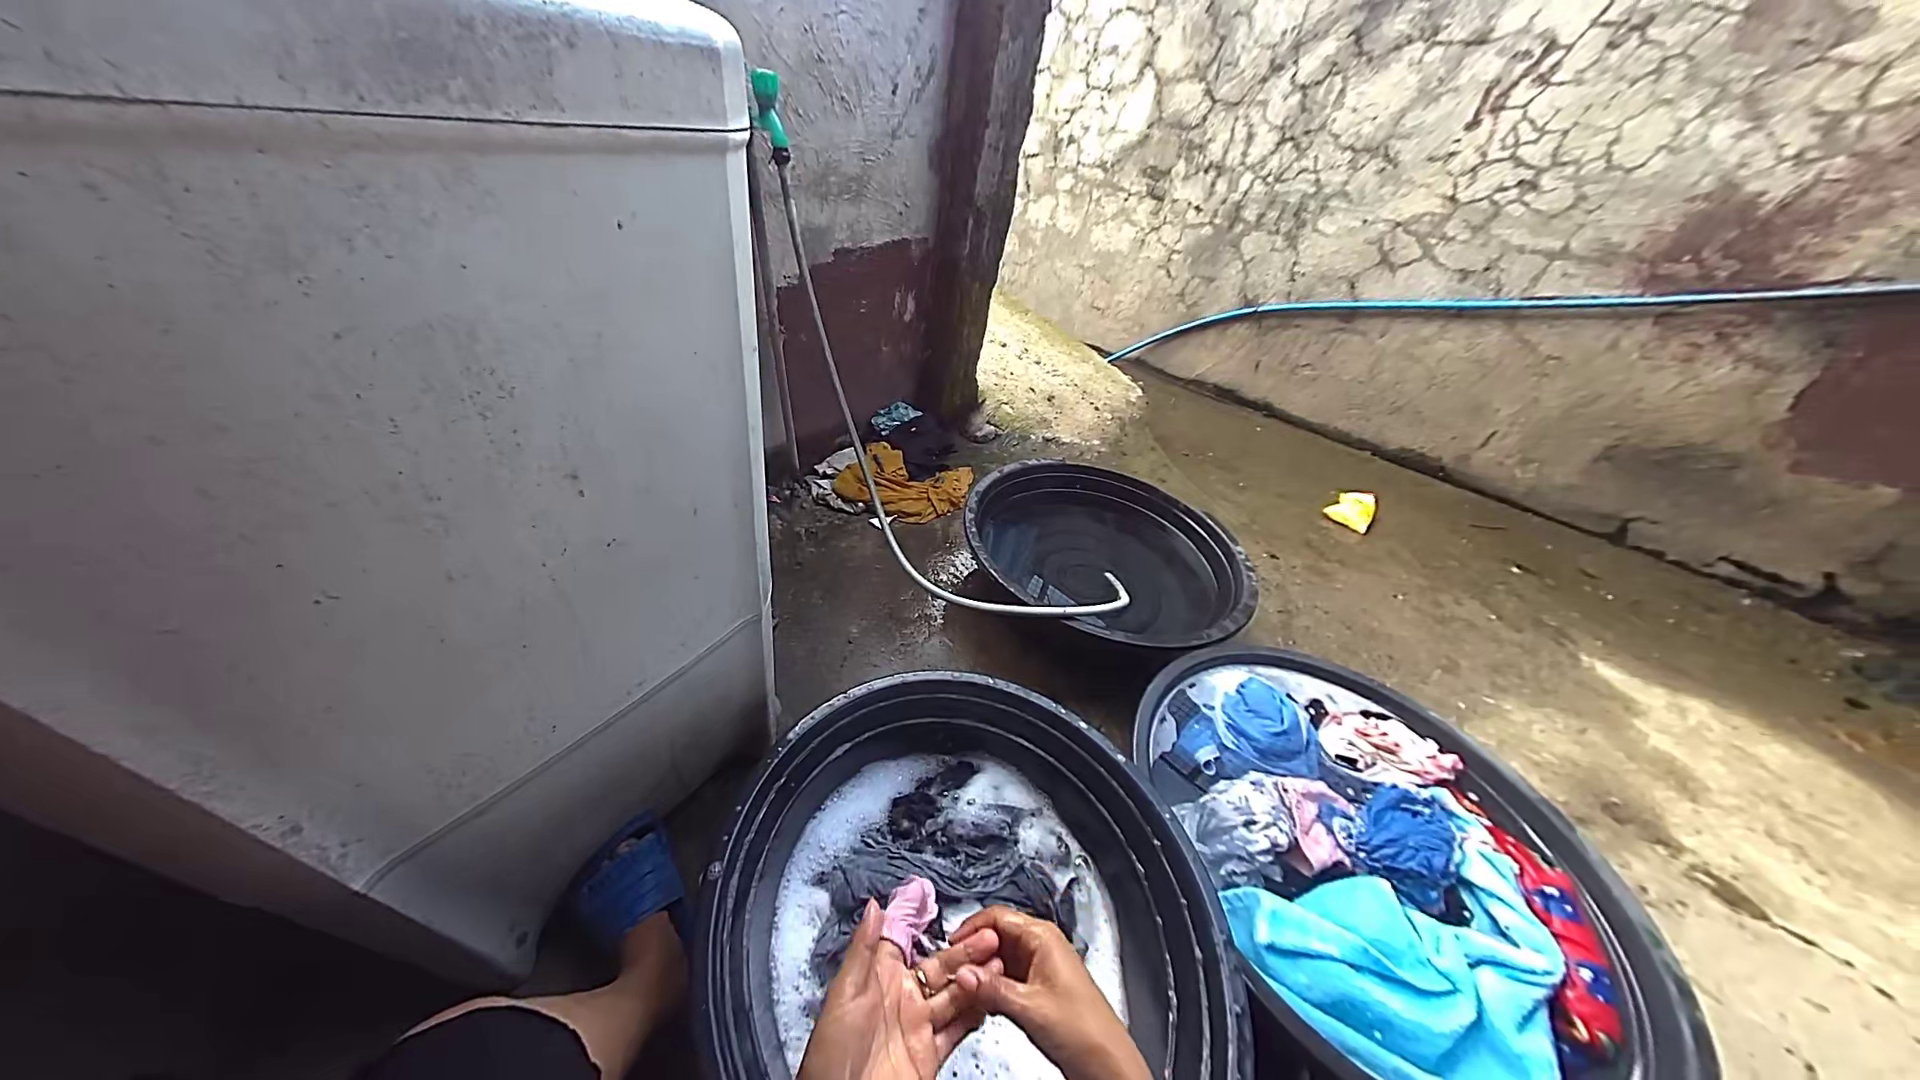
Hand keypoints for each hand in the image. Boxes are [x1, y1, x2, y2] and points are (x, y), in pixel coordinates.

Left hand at [798, 900, 1003, 1079]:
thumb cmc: (832, 1052)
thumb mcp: (845, 993)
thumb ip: (863, 949)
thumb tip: (874, 906)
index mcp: (881, 976)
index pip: (907, 940)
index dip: (927, 922)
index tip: (946, 903)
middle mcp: (903, 996)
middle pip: (941, 966)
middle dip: (966, 950)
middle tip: (990, 936)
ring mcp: (918, 1024)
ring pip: (954, 994)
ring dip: (976, 978)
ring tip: (998, 963)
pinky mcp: (929, 1054)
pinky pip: (957, 1030)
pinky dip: (975, 1014)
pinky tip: (990, 999)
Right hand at [948, 906, 1149, 1079]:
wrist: (1108, 1065)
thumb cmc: (1083, 1031)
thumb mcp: (1029, 1007)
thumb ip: (991, 988)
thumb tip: (961, 972)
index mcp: (1043, 936)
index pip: (997, 916)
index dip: (971, 929)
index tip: (952, 947)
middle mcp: (1042, 944)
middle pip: (998, 934)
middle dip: (976, 950)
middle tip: (955, 969)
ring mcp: (1041, 965)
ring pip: (1002, 956)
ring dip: (984, 969)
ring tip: (966, 986)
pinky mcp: (1040, 986)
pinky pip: (1009, 975)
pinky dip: (994, 984)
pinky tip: (983, 1000)